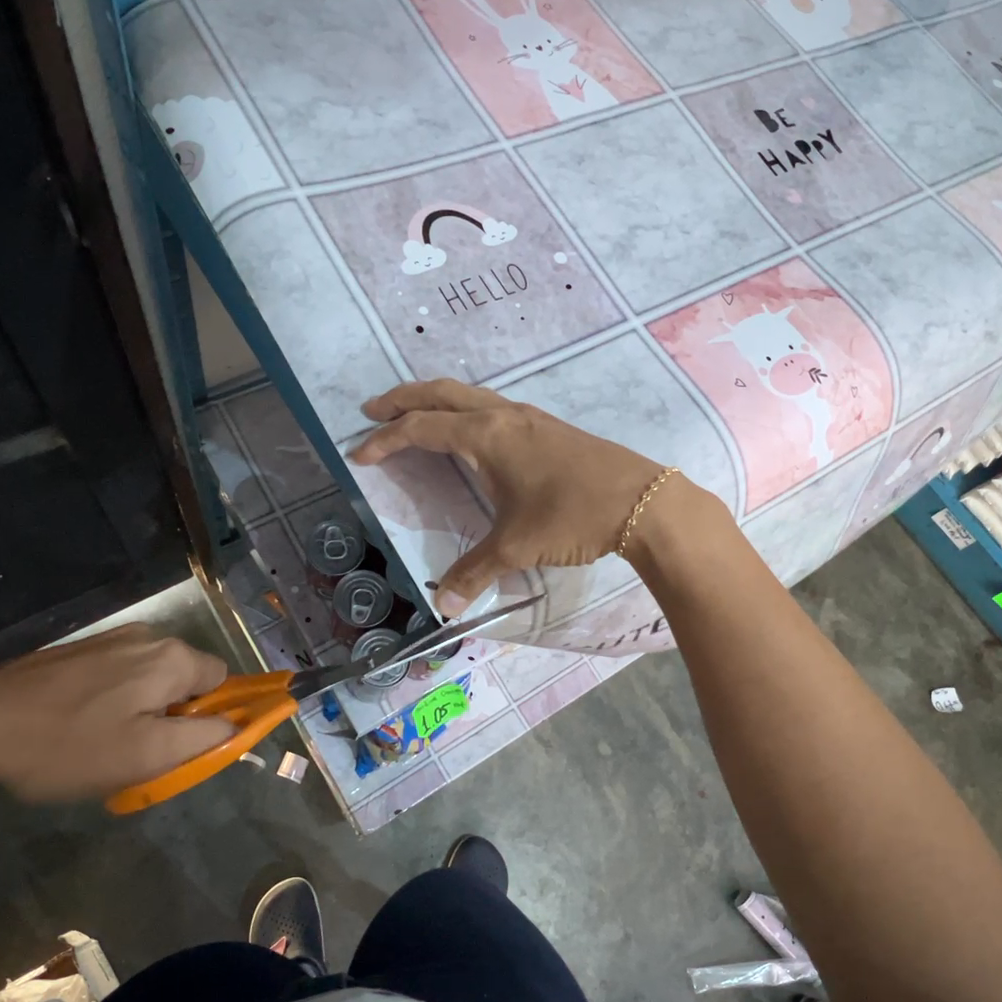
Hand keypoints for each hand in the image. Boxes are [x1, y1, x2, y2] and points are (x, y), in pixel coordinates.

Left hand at [0, 625, 233, 802]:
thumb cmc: (67, 746)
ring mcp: (110, 638)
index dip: (212, 716)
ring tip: (106, 745)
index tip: (181, 748)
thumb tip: (237, 726)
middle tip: (140, 754)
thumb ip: (203, 739)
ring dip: (143, 710)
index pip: (223, 680)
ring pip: (152, 678)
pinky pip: (120, 674)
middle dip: (174, 716)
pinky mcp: (79, 648)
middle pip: (187, 678)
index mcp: (171, 659)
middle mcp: (148, 637)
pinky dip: (115, 700)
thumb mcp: (144, 756)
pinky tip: (82, 726)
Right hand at [350, 379, 673, 616]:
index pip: (421, 428)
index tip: (359, 453)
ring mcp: (528, 417)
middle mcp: (502, 416)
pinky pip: (490, 406)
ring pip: (469, 395)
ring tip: (414, 417)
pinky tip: (469, 435)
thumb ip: (474, 571)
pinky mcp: (547, 426)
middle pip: (441, 393)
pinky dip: (463, 410)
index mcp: (486, 436)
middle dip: (402, 399)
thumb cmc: (573, 516)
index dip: (385, 439)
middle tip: (372, 411)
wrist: (643, 502)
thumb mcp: (517, 546)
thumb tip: (444, 608)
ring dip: (435, 400)